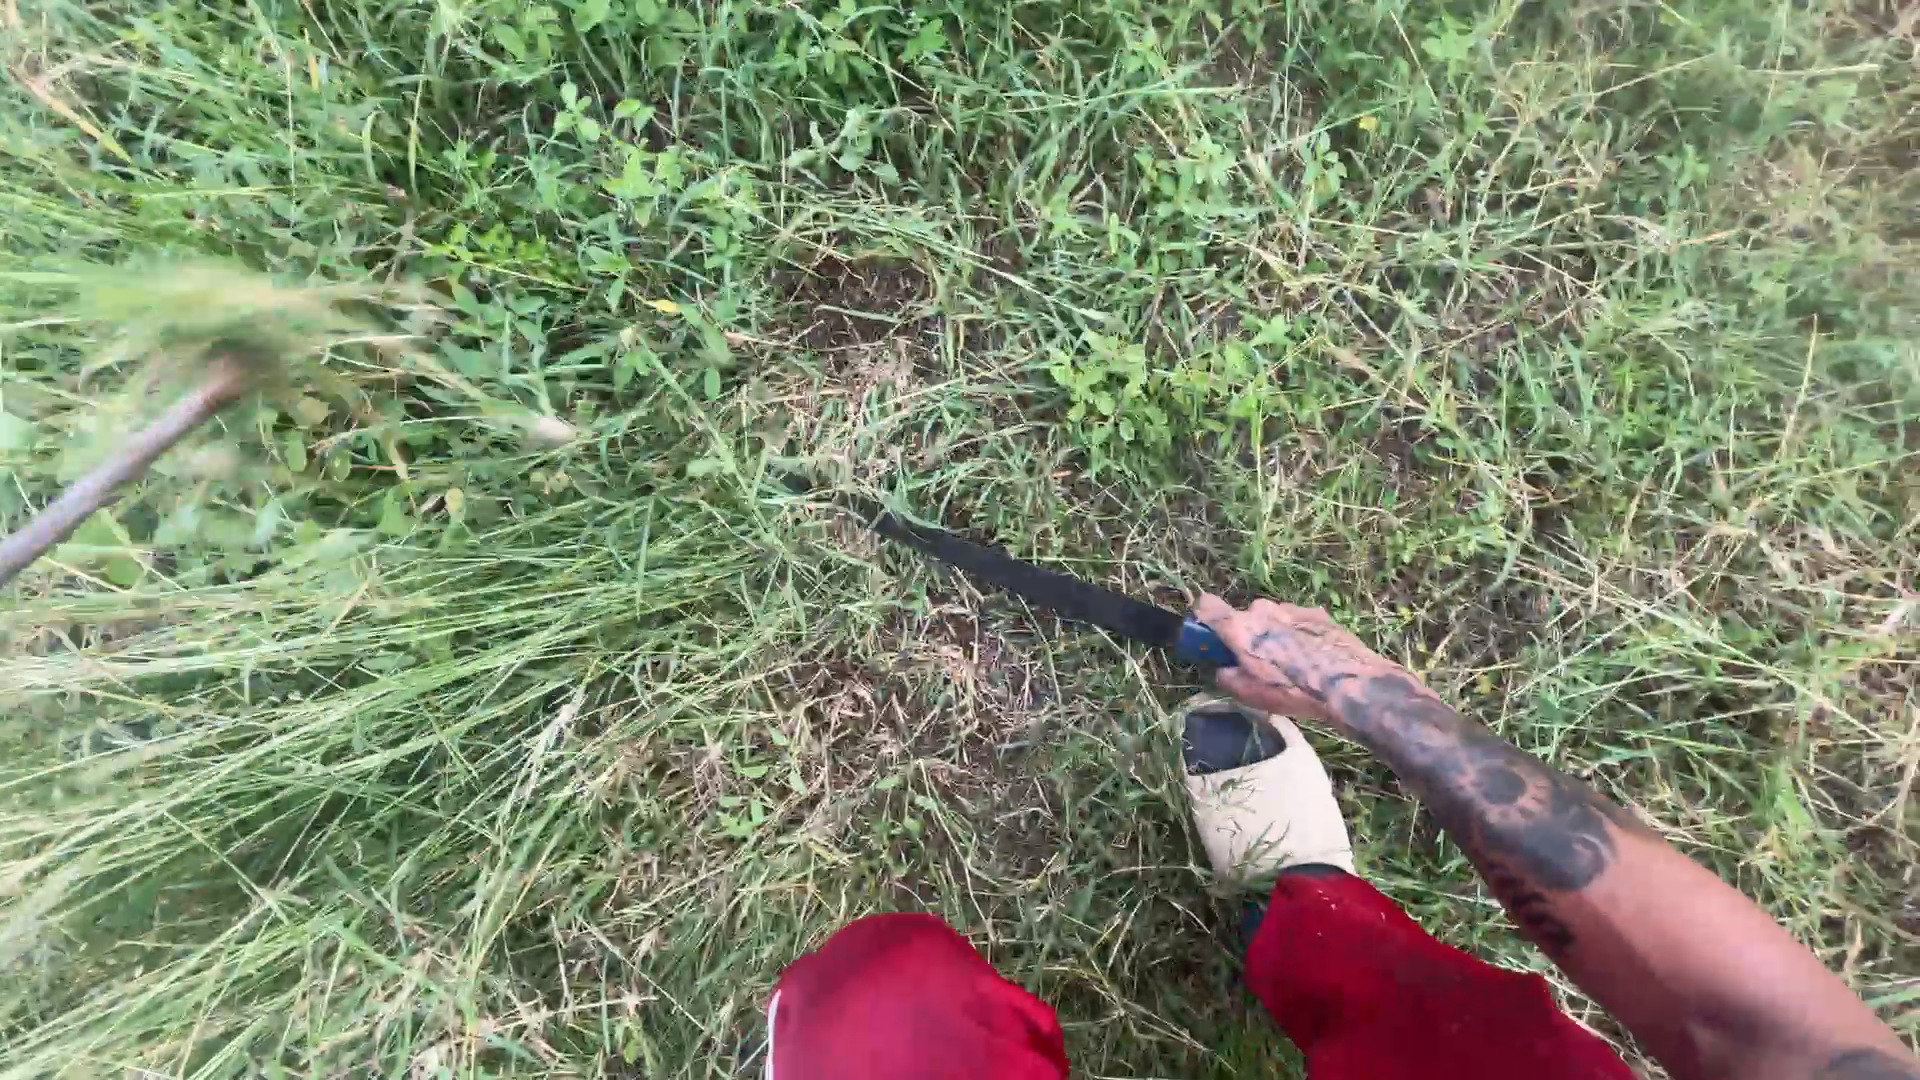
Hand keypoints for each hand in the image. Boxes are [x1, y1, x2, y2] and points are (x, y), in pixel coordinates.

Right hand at [1192, 594, 1401, 732]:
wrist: (1349, 685)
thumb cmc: (1292, 691)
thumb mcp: (1250, 695)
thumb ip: (1227, 677)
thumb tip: (1224, 669)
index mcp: (1239, 628)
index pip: (1207, 605)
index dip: (1204, 616)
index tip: (1210, 633)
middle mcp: (1262, 611)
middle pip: (1245, 617)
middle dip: (1247, 635)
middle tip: (1259, 660)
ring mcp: (1291, 609)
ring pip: (1273, 618)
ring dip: (1275, 634)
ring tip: (1292, 662)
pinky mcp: (1317, 613)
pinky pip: (1297, 621)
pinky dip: (1298, 634)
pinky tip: (1312, 656)